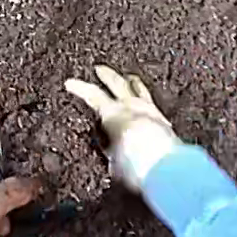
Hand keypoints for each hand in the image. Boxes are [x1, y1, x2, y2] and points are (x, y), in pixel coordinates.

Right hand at [63, 65, 180, 188]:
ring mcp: (151, 110)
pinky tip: (148, 103)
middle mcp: (132, 106)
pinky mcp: (165, 121)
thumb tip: (111, 150)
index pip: (92, 95)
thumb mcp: (113, 162)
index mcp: (113, 112)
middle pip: (117, 83)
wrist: (166, 168)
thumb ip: (110, 151)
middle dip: (107, 75)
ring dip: (130, 82)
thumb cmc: (136, 164)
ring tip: (128, 78)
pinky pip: (152, 103)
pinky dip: (146, 100)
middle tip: (100, 68)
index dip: (80, 88)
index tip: (70, 83)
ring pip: (138, 89)